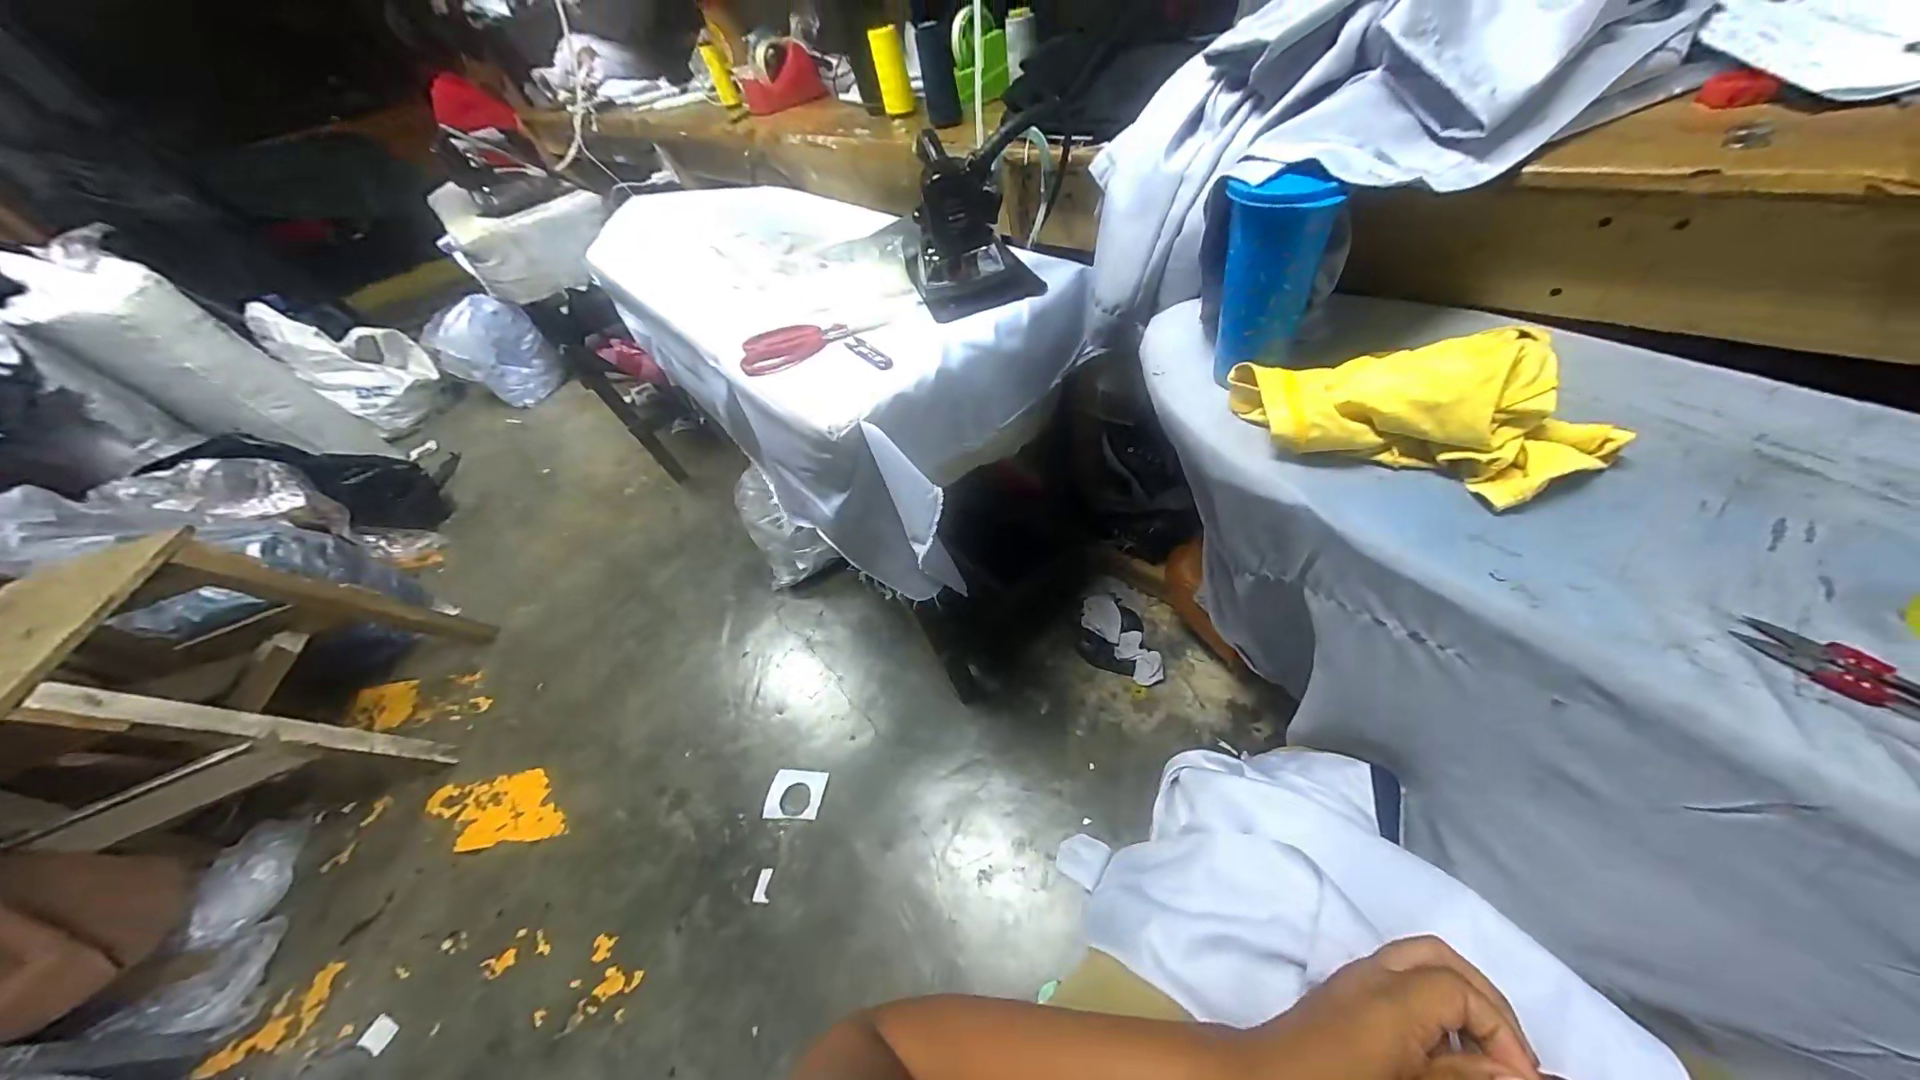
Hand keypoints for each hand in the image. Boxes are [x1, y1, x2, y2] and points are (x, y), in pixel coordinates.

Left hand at [1229, 936, 1542, 1079]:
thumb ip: (1461, 1078)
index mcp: (1390, 994)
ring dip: (1457, 996)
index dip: (1503, 1033)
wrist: (1262, 1079)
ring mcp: (1352, 977)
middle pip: (1438, 956)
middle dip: (1484, 998)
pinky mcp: (1342, 992)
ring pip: (1416, 961)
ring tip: (1483, 1057)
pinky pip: (1395, 977)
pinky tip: (1442, 1048)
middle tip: (1510, 1058)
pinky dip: (1429, 999)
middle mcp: (1370, 973)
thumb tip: (1516, 1074)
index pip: (1461, 989)